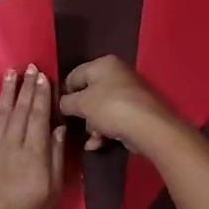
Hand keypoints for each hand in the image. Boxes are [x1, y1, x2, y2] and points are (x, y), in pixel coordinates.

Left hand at [0, 66, 65, 208]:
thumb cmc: (30, 208)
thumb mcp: (54, 187)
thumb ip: (56, 156)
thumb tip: (59, 129)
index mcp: (36, 150)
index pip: (40, 116)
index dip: (42, 95)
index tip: (44, 77)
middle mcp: (15, 142)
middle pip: (23, 109)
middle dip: (27, 87)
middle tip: (31, 67)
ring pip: (4, 112)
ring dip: (8, 91)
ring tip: (11, 72)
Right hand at [58, 55, 181, 152]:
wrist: (147, 127)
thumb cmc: (110, 108)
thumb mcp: (81, 104)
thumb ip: (67, 102)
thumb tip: (64, 103)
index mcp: (103, 64)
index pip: (75, 75)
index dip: (65, 92)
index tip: (61, 109)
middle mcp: (117, 74)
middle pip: (89, 93)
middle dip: (82, 113)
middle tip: (76, 125)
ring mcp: (128, 92)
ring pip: (101, 108)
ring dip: (92, 126)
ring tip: (92, 139)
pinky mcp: (135, 110)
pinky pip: (113, 118)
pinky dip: (104, 130)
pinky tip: (97, 144)